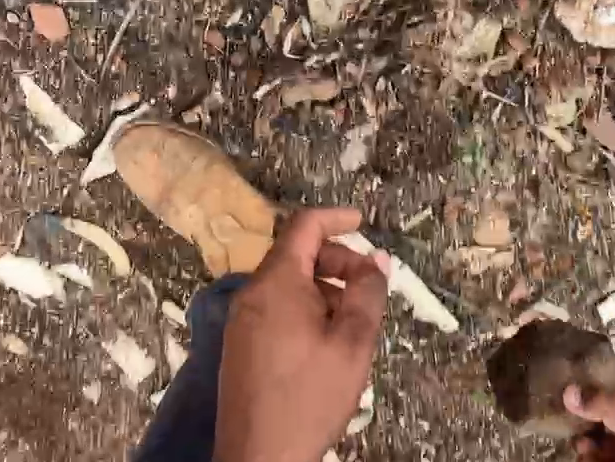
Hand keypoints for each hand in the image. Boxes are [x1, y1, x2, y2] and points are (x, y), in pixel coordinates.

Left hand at [214, 207, 390, 461]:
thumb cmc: (309, 397)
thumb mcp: (352, 343)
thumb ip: (367, 294)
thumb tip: (376, 259)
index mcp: (277, 281)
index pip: (305, 225)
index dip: (336, 217)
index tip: (362, 222)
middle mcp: (252, 291)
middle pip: (297, 254)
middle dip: (337, 261)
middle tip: (369, 288)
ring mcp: (241, 320)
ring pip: (287, 283)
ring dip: (323, 288)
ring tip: (351, 322)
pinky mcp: (239, 345)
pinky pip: (275, 307)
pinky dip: (304, 308)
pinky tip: (325, 342)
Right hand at [565, 360, 614, 461]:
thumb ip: (609, 406)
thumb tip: (568, 390)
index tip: (588, 361)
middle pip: (611, 401)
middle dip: (589, 398)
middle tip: (566, 393)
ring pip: (598, 428)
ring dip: (582, 427)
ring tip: (575, 431)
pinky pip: (592, 452)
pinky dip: (584, 451)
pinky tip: (582, 453)